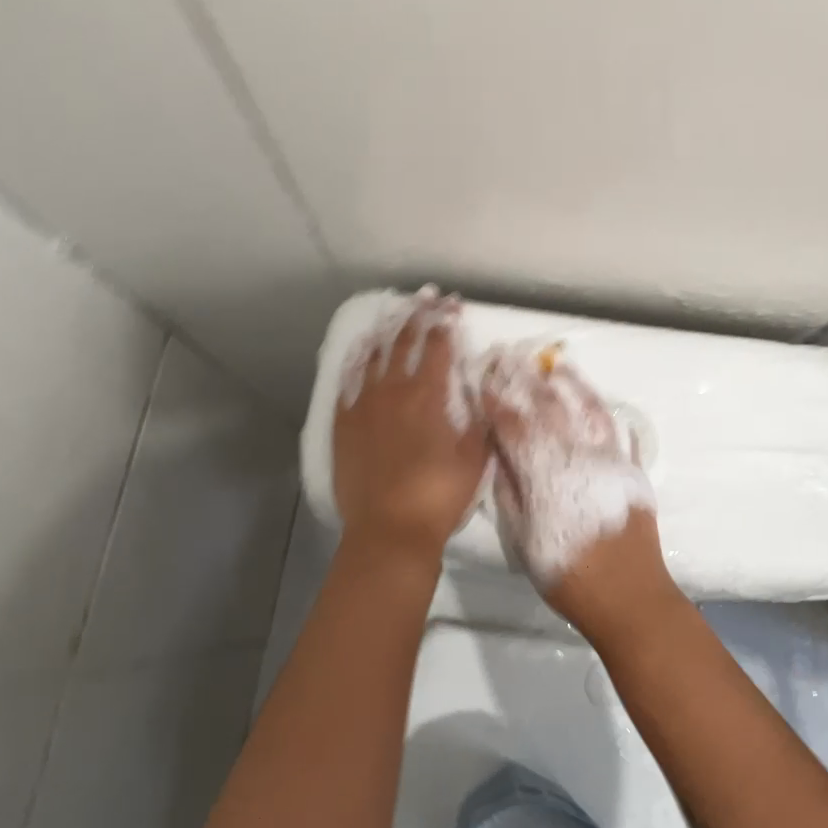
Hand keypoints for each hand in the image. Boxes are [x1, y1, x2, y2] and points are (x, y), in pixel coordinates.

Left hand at [332, 290, 490, 564]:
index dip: (445, 320)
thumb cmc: (440, 495)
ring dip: (388, 329)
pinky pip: (349, 379)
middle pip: (404, 340)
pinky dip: (358, 358)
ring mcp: (363, 404)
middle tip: (427, 298)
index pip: (437, 344)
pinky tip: (363, 350)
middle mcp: (392, 389)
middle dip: (418, 314)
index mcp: (428, 394)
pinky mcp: (343, 422)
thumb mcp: (476, 456)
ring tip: (396, 312)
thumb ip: (480, 416)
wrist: (389, 530)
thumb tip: (484, 384)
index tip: (452, 305)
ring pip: (373, 354)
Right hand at [479, 345, 681, 638]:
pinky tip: (594, 399)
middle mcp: (577, 455)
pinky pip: (617, 429)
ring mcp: (609, 459)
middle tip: (510, 357)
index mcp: (544, 473)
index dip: (496, 400)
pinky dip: (603, 409)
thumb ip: (510, 491)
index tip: (482, 377)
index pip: (514, 425)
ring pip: (586, 409)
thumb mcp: (523, 538)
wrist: (630, 596)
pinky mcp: (631, 468)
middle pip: (548, 407)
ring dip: (568, 384)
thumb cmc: (567, 574)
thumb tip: (500, 455)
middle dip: (525, 381)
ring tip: (553, 365)